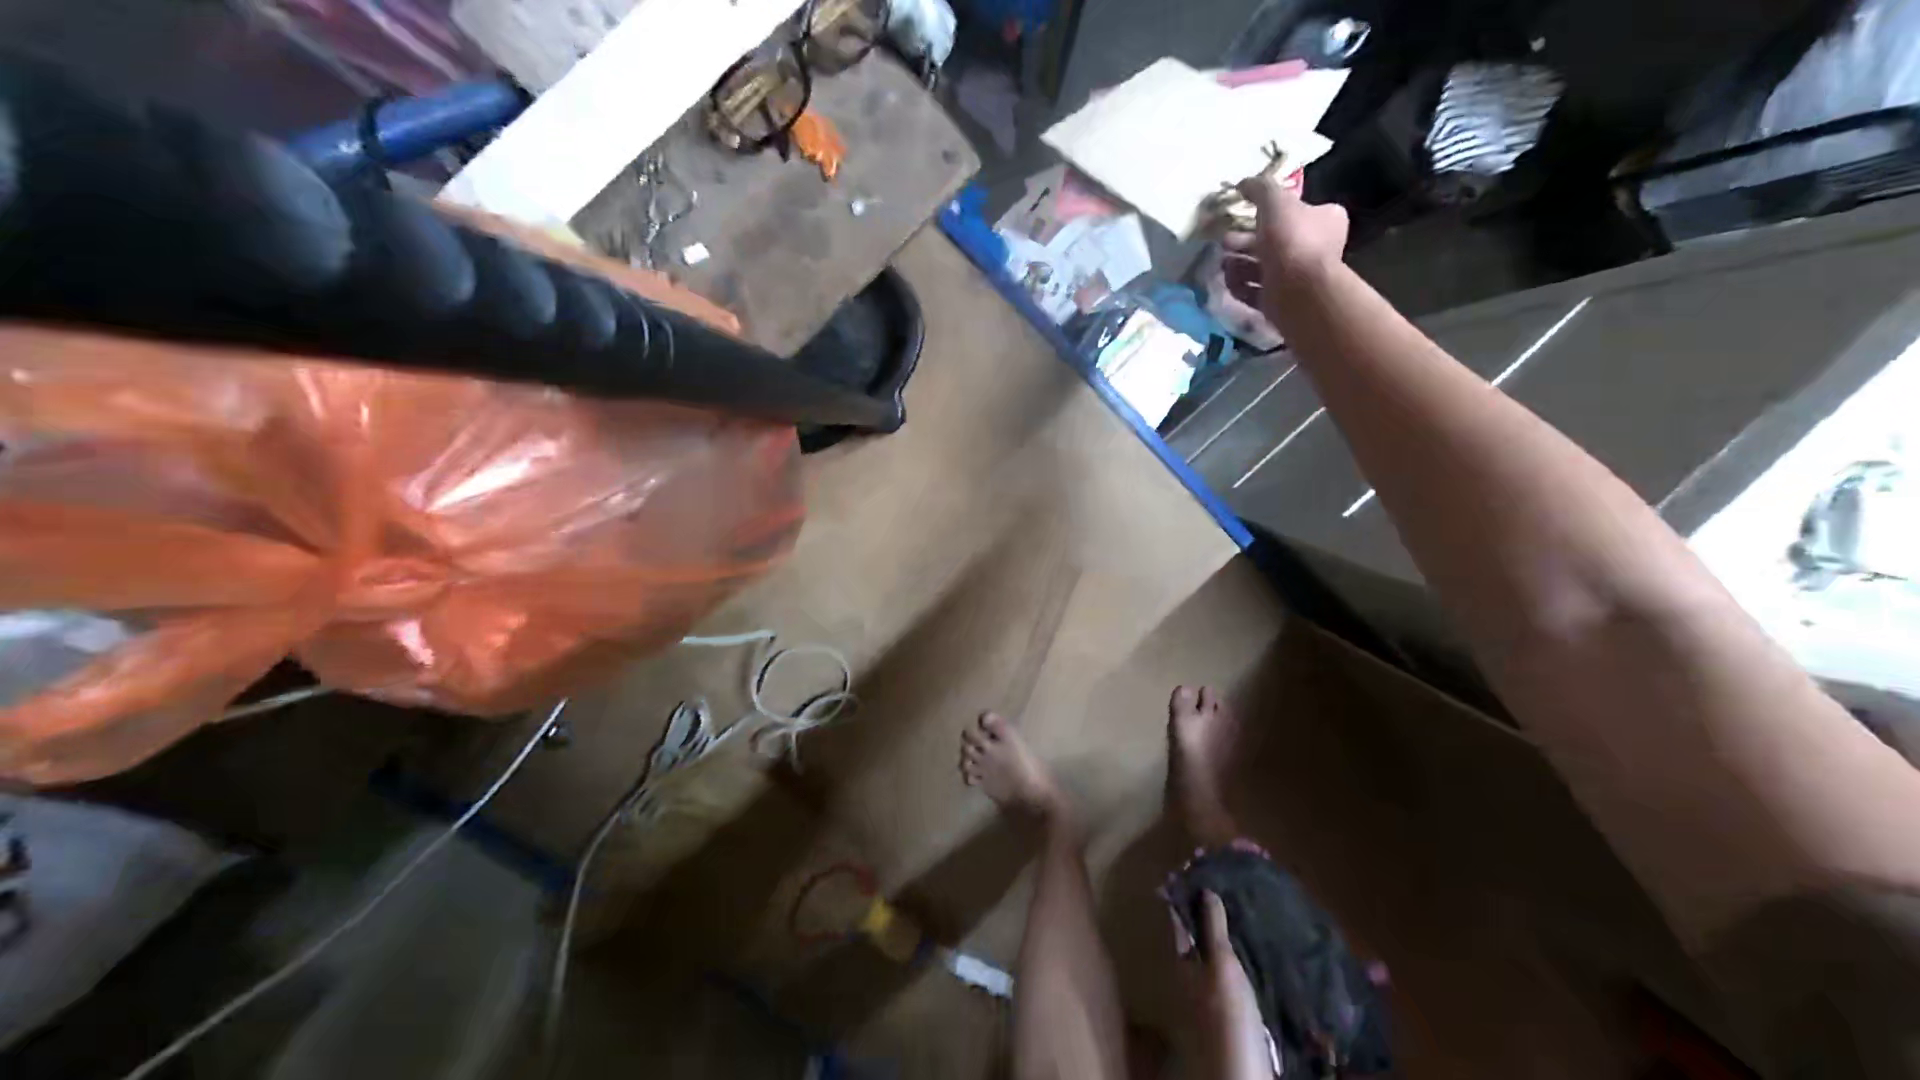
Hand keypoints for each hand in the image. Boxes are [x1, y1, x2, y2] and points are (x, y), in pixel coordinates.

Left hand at [1175, 890, 1274, 1079]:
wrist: (1242, 1075)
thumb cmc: (1226, 1017)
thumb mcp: (1220, 967)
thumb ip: (1212, 930)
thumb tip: (1203, 889)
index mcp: (1182, 959)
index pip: (1180, 915)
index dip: (1188, 891)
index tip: (1199, 864)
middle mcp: (1193, 973)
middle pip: (1201, 932)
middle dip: (1213, 908)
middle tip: (1232, 880)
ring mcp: (1213, 993)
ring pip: (1220, 951)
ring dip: (1231, 930)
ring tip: (1250, 904)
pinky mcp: (1236, 1011)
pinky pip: (1238, 971)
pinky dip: (1246, 954)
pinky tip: (1262, 947)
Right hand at [1222, 176, 1349, 326]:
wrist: (1297, 291)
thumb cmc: (1291, 240)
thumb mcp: (1275, 201)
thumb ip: (1260, 188)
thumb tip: (1244, 183)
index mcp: (1324, 220)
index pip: (1296, 210)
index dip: (1270, 212)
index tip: (1245, 214)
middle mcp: (1313, 247)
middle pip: (1272, 241)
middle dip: (1243, 241)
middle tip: (1224, 241)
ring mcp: (1296, 277)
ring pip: (1260, 267)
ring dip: (1237, 265)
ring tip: (1222, 264)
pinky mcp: (1279, 300)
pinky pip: (1254, 290)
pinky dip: (1239, 286)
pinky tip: (1228, 282)